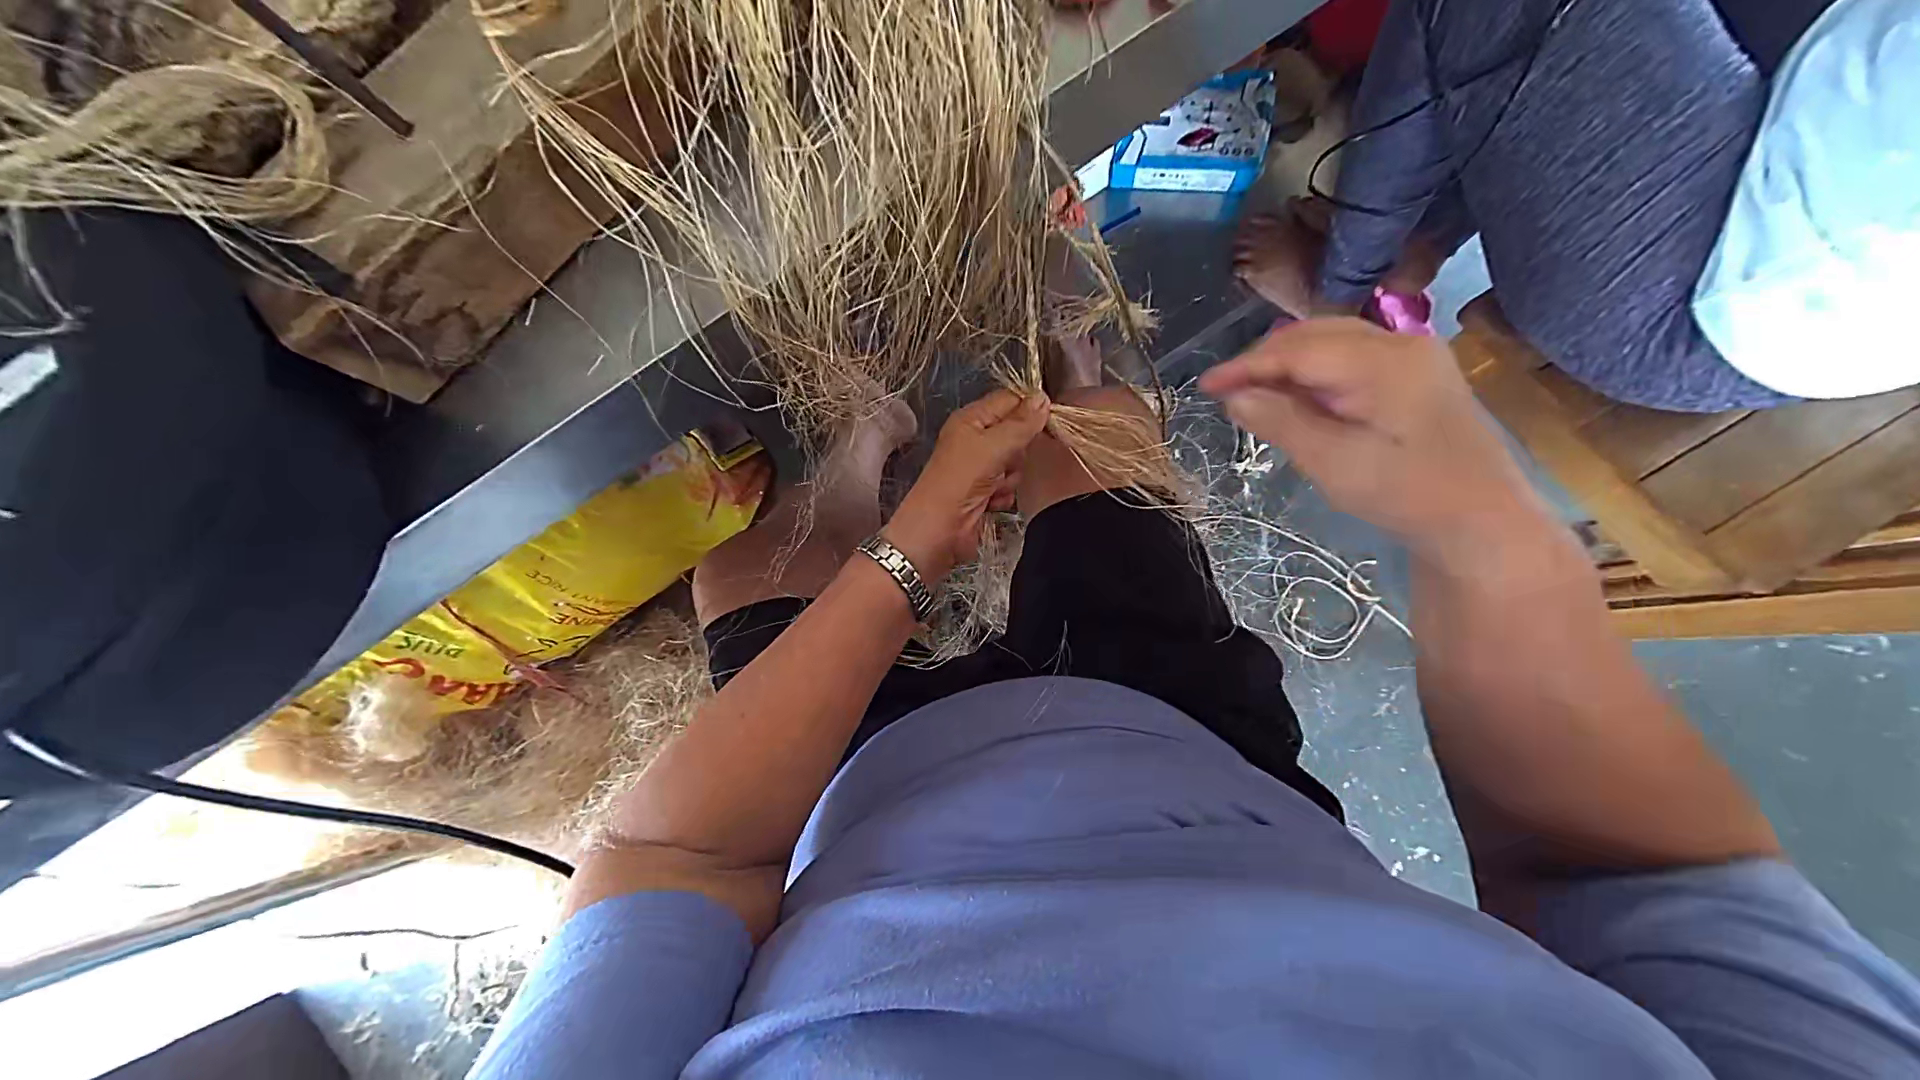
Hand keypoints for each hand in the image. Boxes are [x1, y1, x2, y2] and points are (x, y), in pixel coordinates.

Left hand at [883, 389, 1050, 583]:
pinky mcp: (986, 491)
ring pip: (1017, 463)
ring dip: (1011, 477)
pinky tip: (991, 502)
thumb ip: (1021, 423)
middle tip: (1006, 461)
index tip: (1048, 421)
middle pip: (1018, 434)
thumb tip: (1043, 398)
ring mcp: (981, 467)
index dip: (1030, 409)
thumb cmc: (959, 481)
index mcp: (972, 419)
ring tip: (994, 486)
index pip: (1010, 401)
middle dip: (1019, 451)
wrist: (939, 530)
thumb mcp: (992, 446)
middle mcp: (976, 439)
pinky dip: (1004, 495)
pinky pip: (1010, 486)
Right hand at [1198, 318, 1556, 569]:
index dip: (1246, 365)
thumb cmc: (1405, 493)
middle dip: (1264, 359)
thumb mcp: (1333, 462)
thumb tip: (1233, 395)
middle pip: (1314, 335)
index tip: (1206, 385)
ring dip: (1286, 364)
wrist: (1481, 519)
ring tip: (1252, 394)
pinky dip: (1313, 373)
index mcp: (1382, 362)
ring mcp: (1412, 356)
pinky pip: (1350, 358)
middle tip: (1225, 391)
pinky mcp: (1415, 374)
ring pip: (1331, 342)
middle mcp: (1400, 343)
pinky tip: (1296, 397)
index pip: (1297, 349)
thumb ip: (1281, 421)